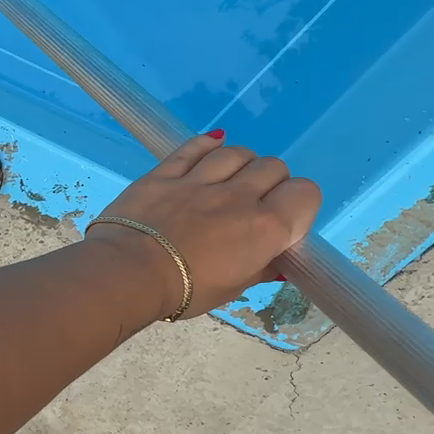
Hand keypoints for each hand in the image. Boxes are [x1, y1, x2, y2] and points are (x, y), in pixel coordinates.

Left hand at [88, 132, 320, 318]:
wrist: (128, 271)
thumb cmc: (186, 289)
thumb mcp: (235, 286)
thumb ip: (260, 267)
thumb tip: (274, 261)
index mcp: (266, 227)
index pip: (305, 192)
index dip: (297, 200)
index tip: (281, 212)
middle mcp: (237, 197)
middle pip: (271, 167)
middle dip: (269, 179)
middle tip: (252, 196)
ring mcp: (196, 182)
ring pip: (233, 153)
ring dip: (240, 160)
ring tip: (231, 174)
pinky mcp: (160, 175)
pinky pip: (189, 149)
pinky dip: (204, 144)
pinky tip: (211, 144)